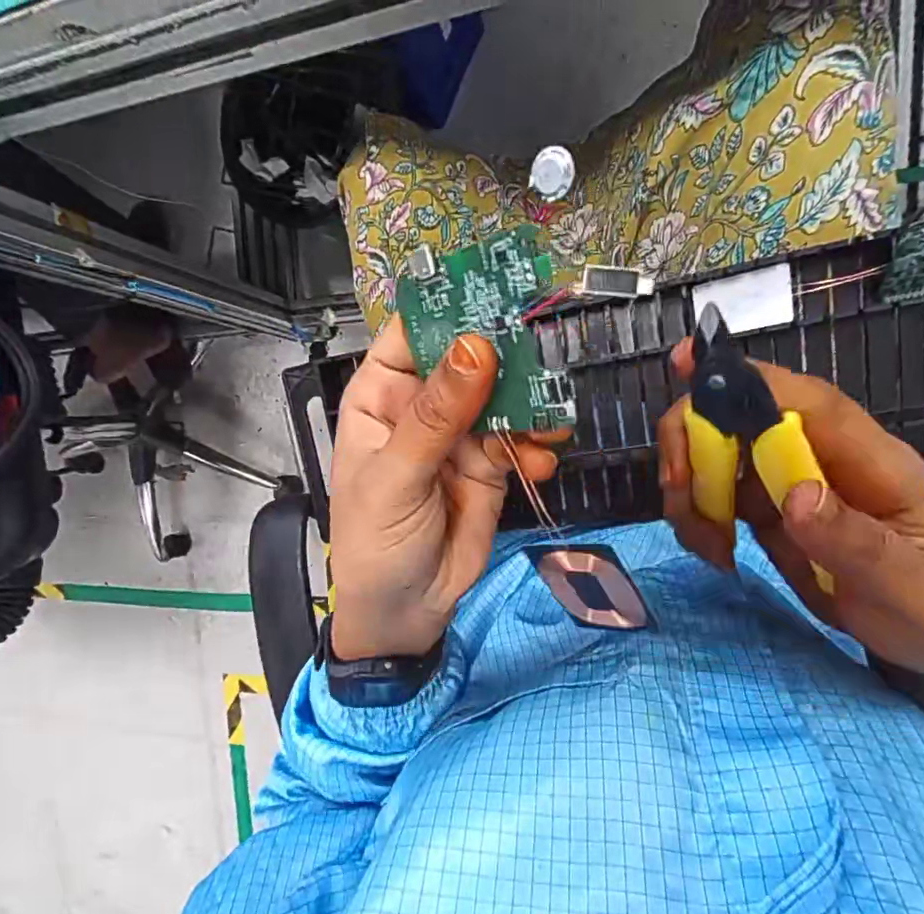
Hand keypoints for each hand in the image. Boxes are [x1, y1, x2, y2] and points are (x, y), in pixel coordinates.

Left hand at [329, 319, 561, 660]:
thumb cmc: (375, 544)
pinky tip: (541, 461)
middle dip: (506, 357)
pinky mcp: (491, 467)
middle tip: (542, 356)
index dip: (449, 310)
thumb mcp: (397, 478)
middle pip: (469, 359)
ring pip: (504, 397)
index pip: (413, 335)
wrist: (405, 612)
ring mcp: (460, 436)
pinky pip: (522, 440)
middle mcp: (423, 408)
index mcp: (381, 398)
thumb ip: (436, 417)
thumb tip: (475, 347)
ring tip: (548, 422)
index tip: (494, 291)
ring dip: (531, 405)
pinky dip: (537, 446)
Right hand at [656, 342, 923, 676]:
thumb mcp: (914, 586)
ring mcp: (790, 484)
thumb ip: (857, 543)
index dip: (750, 380)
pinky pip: (715, 499)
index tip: (690, 368)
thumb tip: (796, 495)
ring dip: (691, 495)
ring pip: (717, 460)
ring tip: (707, 546)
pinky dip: (696, 520)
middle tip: (680, 495)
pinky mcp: (767, 512)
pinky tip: (713, 553)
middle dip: (694, 447)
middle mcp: (822, 460)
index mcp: (871, 462)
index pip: (807, 405)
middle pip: (742, 421)